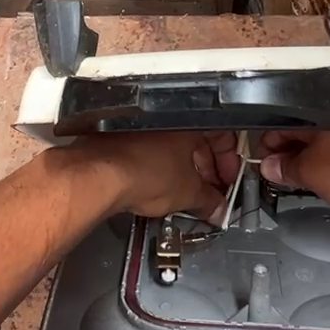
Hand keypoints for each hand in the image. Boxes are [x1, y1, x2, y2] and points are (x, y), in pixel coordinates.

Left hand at [66, 130, 239, 217]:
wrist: (99, 174)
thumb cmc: (141, 170)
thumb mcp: (187, 192)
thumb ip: (208, 201)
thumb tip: (217, 209)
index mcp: (189, 123)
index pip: (222, 135)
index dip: (230, 162)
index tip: (228, 182)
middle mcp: (167, 120)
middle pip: (199, 143)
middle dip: (208, 171)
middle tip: (212, 194)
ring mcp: (145, 128)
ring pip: (175, 149)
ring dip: (186, 173)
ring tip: (188, 198)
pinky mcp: (125, 141)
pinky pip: (154, 154)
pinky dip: (163, 171)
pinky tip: (163, 191)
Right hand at [258, 119, 329, 212]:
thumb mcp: (313, 174)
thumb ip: (288, 169)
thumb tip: (271, 167)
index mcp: (314, 113)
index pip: (279, 127)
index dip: (268, 147)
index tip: (266, 165)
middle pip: (304, 129)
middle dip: (292, 151)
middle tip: (287, 175)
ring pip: (329, 135)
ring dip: (318, 154)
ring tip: (315, 178)